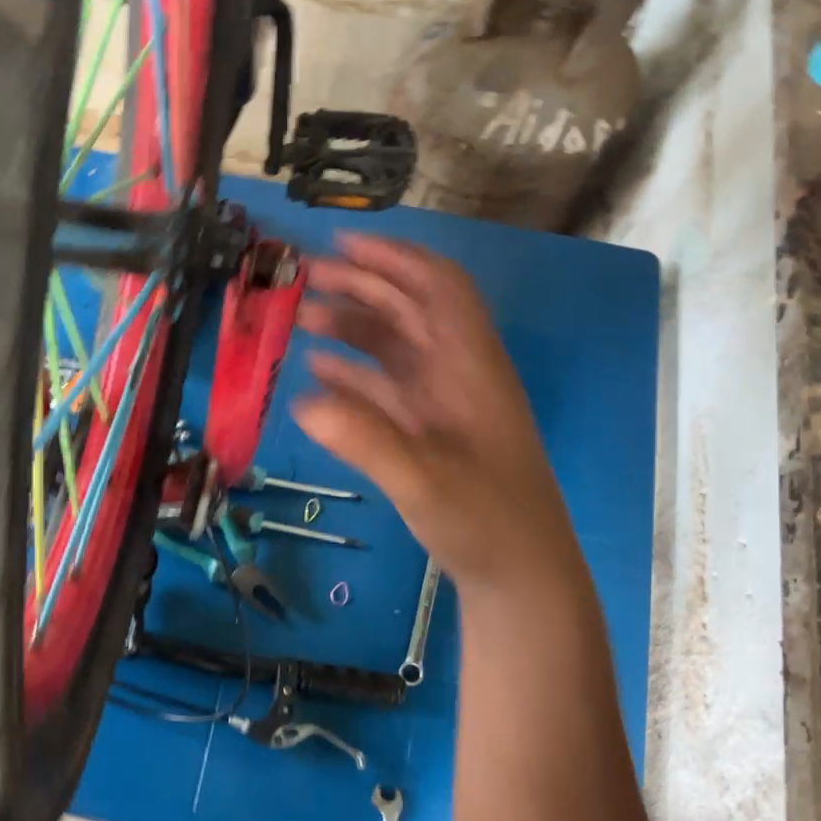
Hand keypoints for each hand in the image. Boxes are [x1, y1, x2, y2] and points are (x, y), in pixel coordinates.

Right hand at [294, 234, 585, 595]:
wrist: (520, 574)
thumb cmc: (485, 522)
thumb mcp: (424, 481)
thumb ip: (366, 441)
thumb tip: (302, 403)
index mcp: (470, 369)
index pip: (440, 290)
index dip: (395, 260)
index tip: (343, 246)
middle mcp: (458, 376)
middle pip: (411, 312)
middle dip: (362, 287)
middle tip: (304, 278)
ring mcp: (443, 406)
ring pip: (396, 349)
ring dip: (353, 329)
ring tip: (301, 319)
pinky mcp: (429, 435)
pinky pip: (387, 390)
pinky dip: (353, 375)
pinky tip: (318, 373)